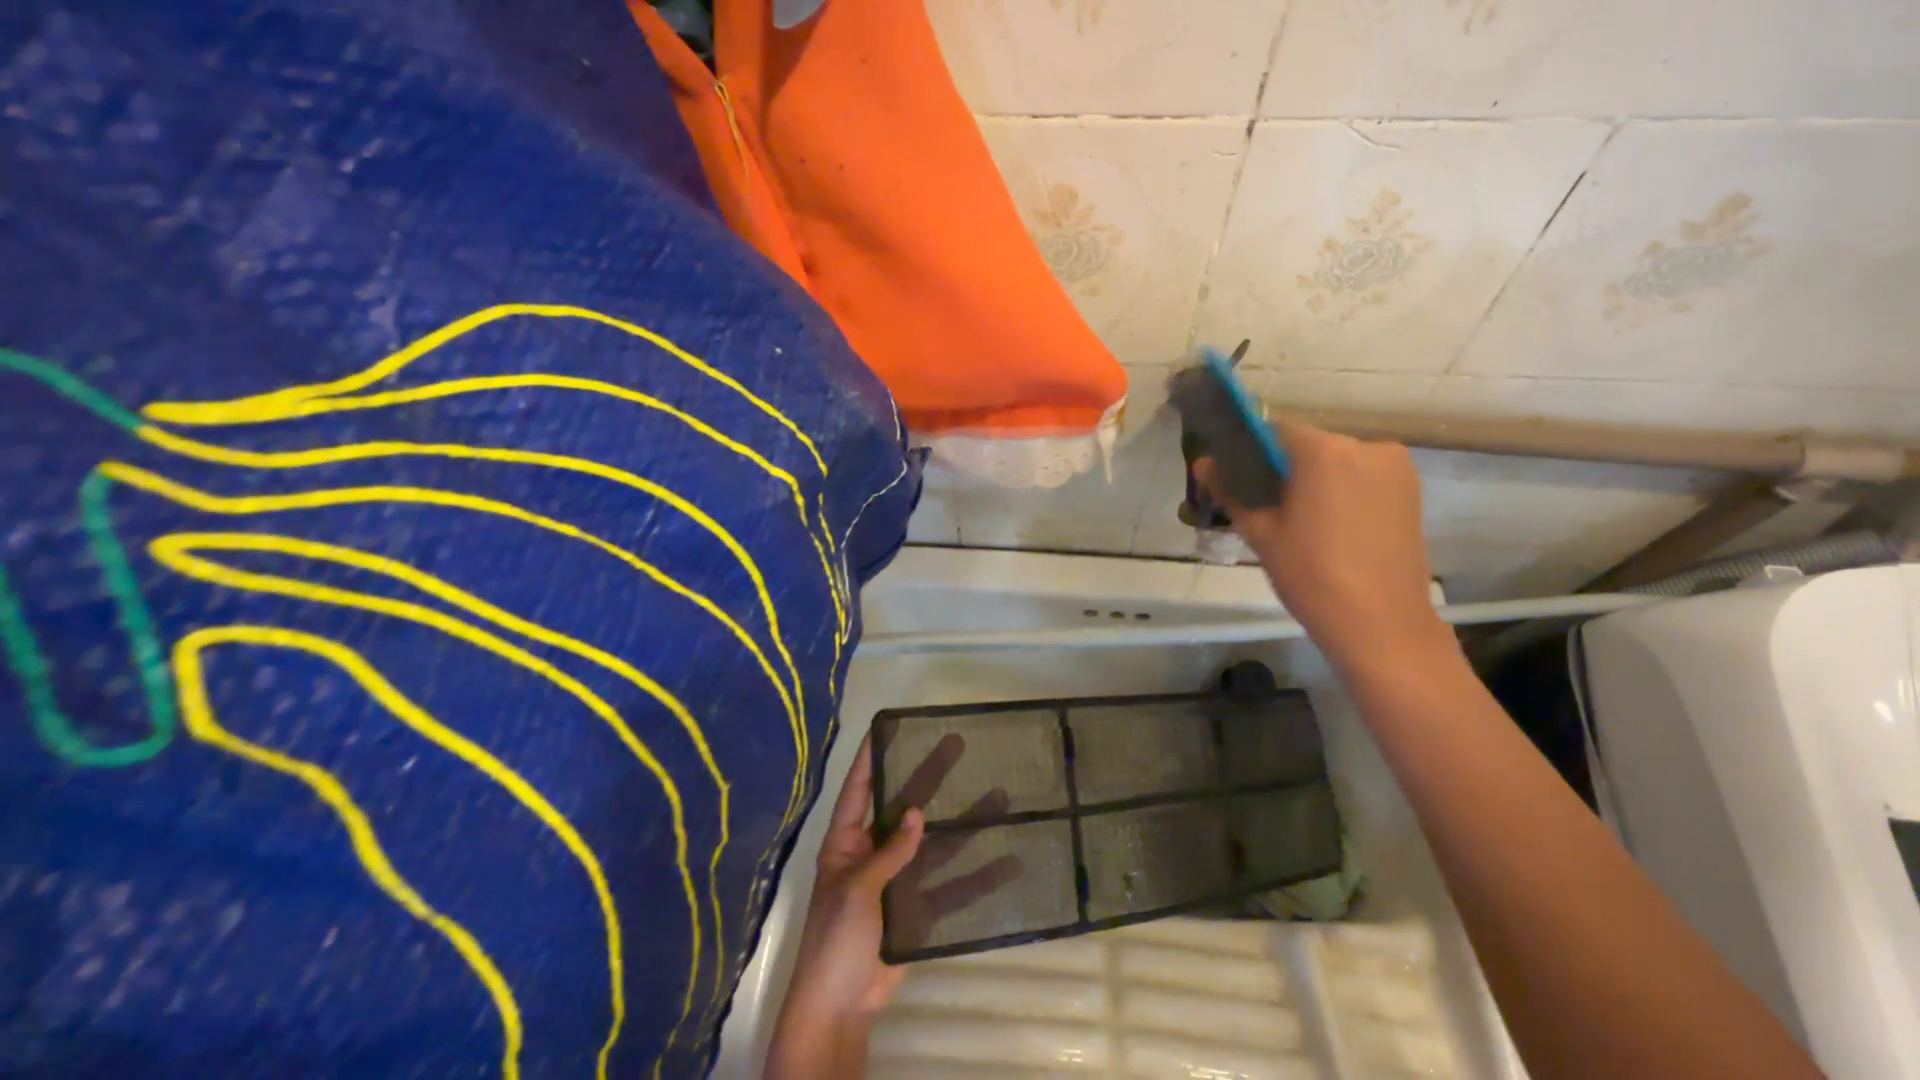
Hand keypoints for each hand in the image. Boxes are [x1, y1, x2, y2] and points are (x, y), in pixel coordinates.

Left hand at [768, 733, 1019, 1078]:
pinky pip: (951, 888)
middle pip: (905, 809)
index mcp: (846, 843)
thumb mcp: (857, 889)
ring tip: (1001, 797)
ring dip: (966, 825)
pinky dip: (978, 878)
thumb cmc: (836, 938)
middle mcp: (873, 855)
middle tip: (957, 746)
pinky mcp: (919, 910)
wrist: (840, 1004)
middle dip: (930, 780)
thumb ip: (889, 852)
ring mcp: (899, 882)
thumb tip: (915, 812)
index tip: (888, 726)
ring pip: (937, 846)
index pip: (859, 790)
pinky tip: (1008, 863)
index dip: (871, 758)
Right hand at [1195, 420, 1448, 671]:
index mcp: (1324, 451)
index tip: (1237, 480)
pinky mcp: (1411, 490)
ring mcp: (1395, 467)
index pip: (1274, 431)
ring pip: (1337, 462)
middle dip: (1284, 469)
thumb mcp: (1262, 534)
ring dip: (1315, 481)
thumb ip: (1232, 491)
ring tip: (1300, 523)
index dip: (1251, 451)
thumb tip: (1203, 464)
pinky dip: (1343, 492)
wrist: (1381, 624)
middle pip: (1308, 445)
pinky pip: (1363, 478)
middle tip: (1266, 508)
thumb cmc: (1312, 577)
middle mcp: (1365, 445)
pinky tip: (1330, 528)